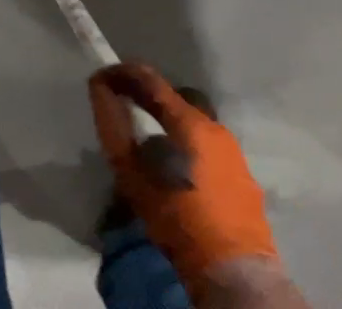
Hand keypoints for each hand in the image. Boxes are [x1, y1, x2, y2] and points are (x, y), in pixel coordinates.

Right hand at [89, 64, 276, 296]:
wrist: (233, 269)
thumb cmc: (175, 217)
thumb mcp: (131, 171)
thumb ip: (113, 125)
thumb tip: (100, 87)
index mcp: (189, 122)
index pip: (150, 79)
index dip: (121, 72)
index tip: (99, 78)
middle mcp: (216, 127)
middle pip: (173, 96)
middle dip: (144, 95)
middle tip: (120, 106)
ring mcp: (234, 151)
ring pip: (192, 120)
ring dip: (166, 120)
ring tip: (144, 141)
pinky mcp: (242, 173)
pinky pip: (207, 143)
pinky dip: (185, 141)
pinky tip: (173, 166)